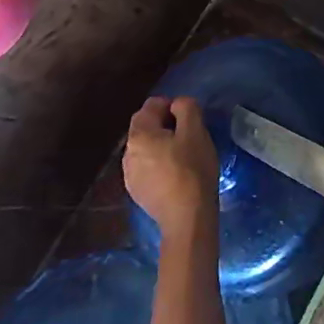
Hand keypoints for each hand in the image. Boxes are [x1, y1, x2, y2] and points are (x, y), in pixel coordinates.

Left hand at [124, 97, 219, 240]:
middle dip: (166, 126)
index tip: (191, 119)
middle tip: (190, 136)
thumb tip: (177, 104)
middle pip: (146, 127)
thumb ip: (186, 109)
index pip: (151, 105)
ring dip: (162, 146)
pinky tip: (176, 176)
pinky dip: (159, 165)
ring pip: (146, 149)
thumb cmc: (192, 170)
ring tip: (184, 157)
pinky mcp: (137, 192)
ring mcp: (129, 174)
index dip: (172, 106)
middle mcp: (127, 152)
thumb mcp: (196, 132)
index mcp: (139, 134)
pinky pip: (147, 168)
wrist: (186, 218)